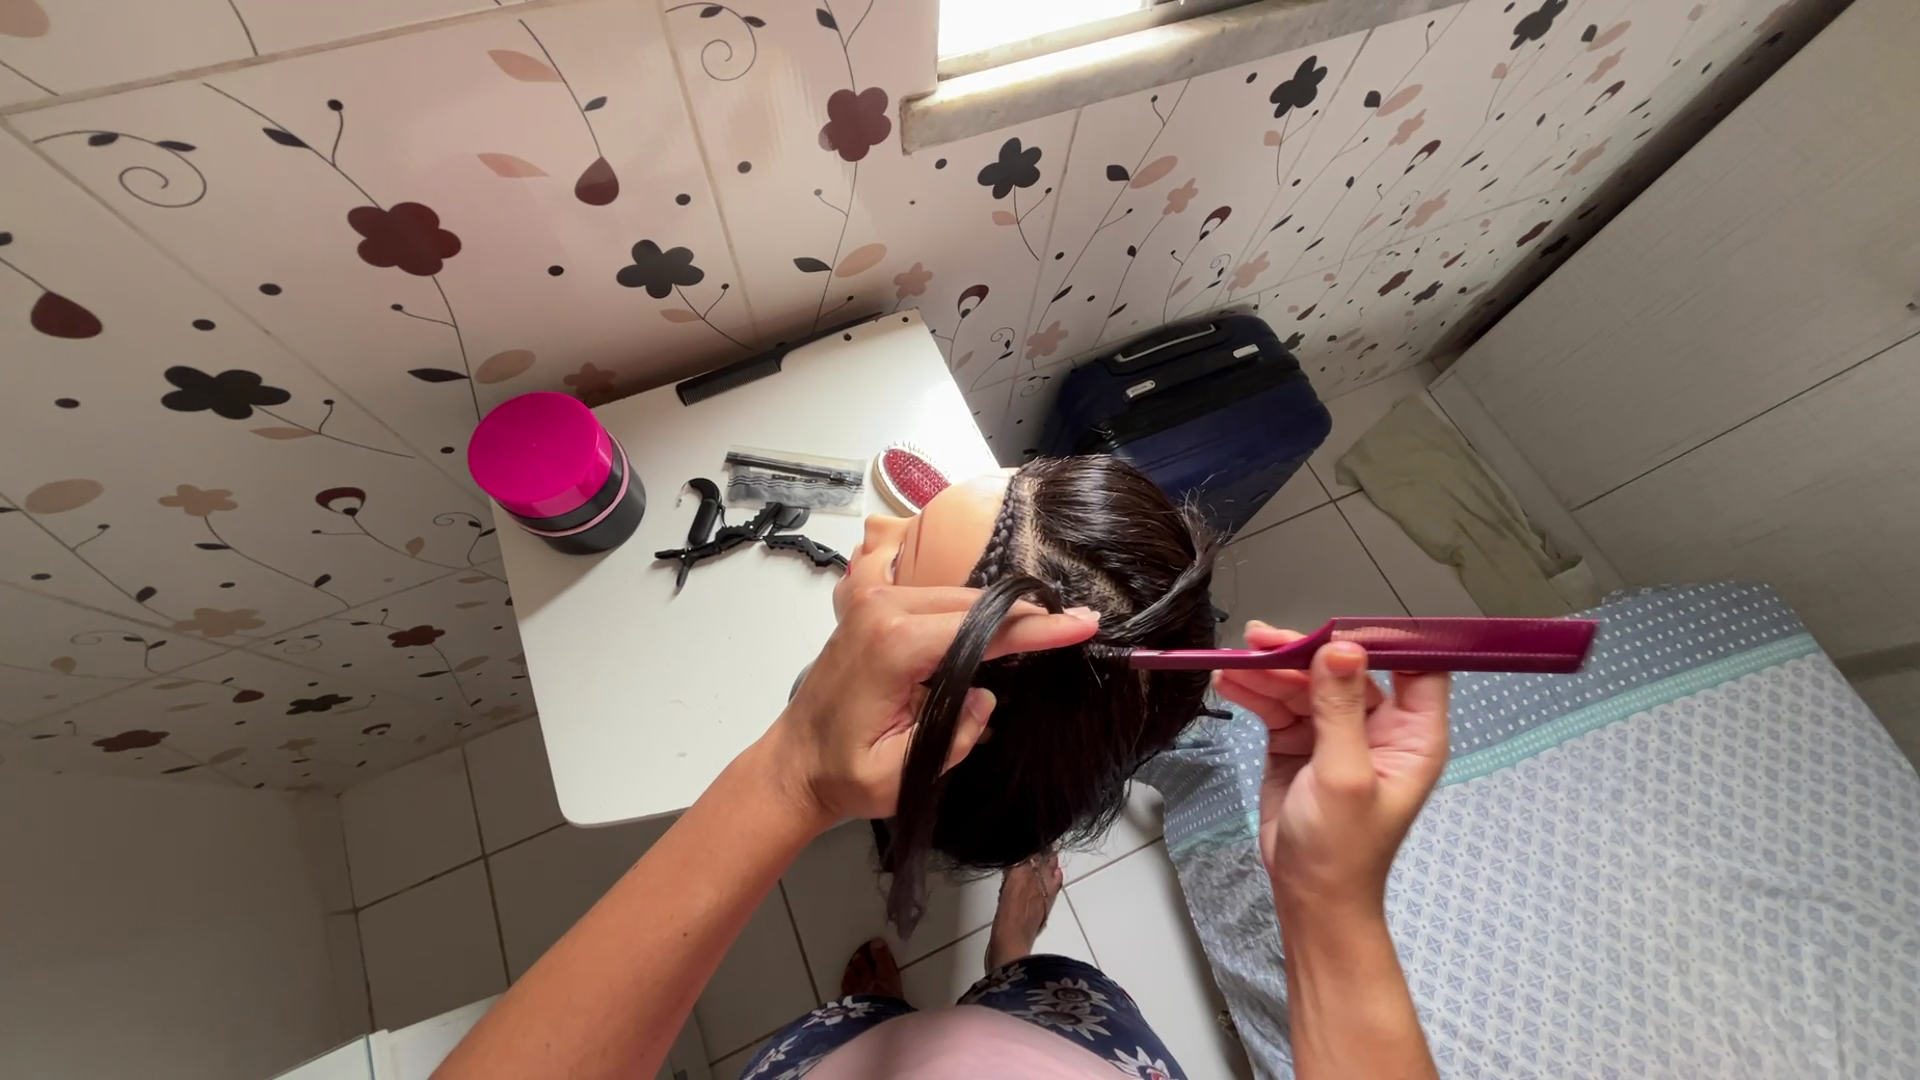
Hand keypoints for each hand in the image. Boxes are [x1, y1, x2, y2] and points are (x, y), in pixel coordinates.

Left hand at [766, 584, 1098, 830]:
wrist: (792, 763)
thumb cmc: (841, 775)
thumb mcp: (900, 774)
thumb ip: (954, 735)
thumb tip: (984, 695)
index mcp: (893, 645)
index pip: (982, 628)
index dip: (1037, 628)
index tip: (1081, 622)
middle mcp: (884, 609)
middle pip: (975, 603)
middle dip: (1027, 617)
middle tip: (1075, 624)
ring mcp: (876, 601)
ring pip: (959, 597)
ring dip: (1002, 615)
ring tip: (1046, 628)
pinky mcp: (875, 607)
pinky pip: (939, 601)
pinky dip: (974, 615)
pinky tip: (999, 630)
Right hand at [1212, 621, 1449, 915]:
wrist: (1306, 893)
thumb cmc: (1342, 848)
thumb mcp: (1344, 775)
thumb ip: (1341, 709)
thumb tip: (1342, 648)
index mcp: (1410, 734)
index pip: (1412, 668)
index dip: (1379, 642)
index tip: (1334, 628)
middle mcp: (1375, 726)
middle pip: (1340, 669)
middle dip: (1299, 653)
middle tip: (1259, 640)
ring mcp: (1333, 732)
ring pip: (1301, 682)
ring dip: (1266, 671)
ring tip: (1232, 663)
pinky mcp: (1298, 740)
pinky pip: (1276, 703)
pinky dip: (1252, 691)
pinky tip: (1229, 683)